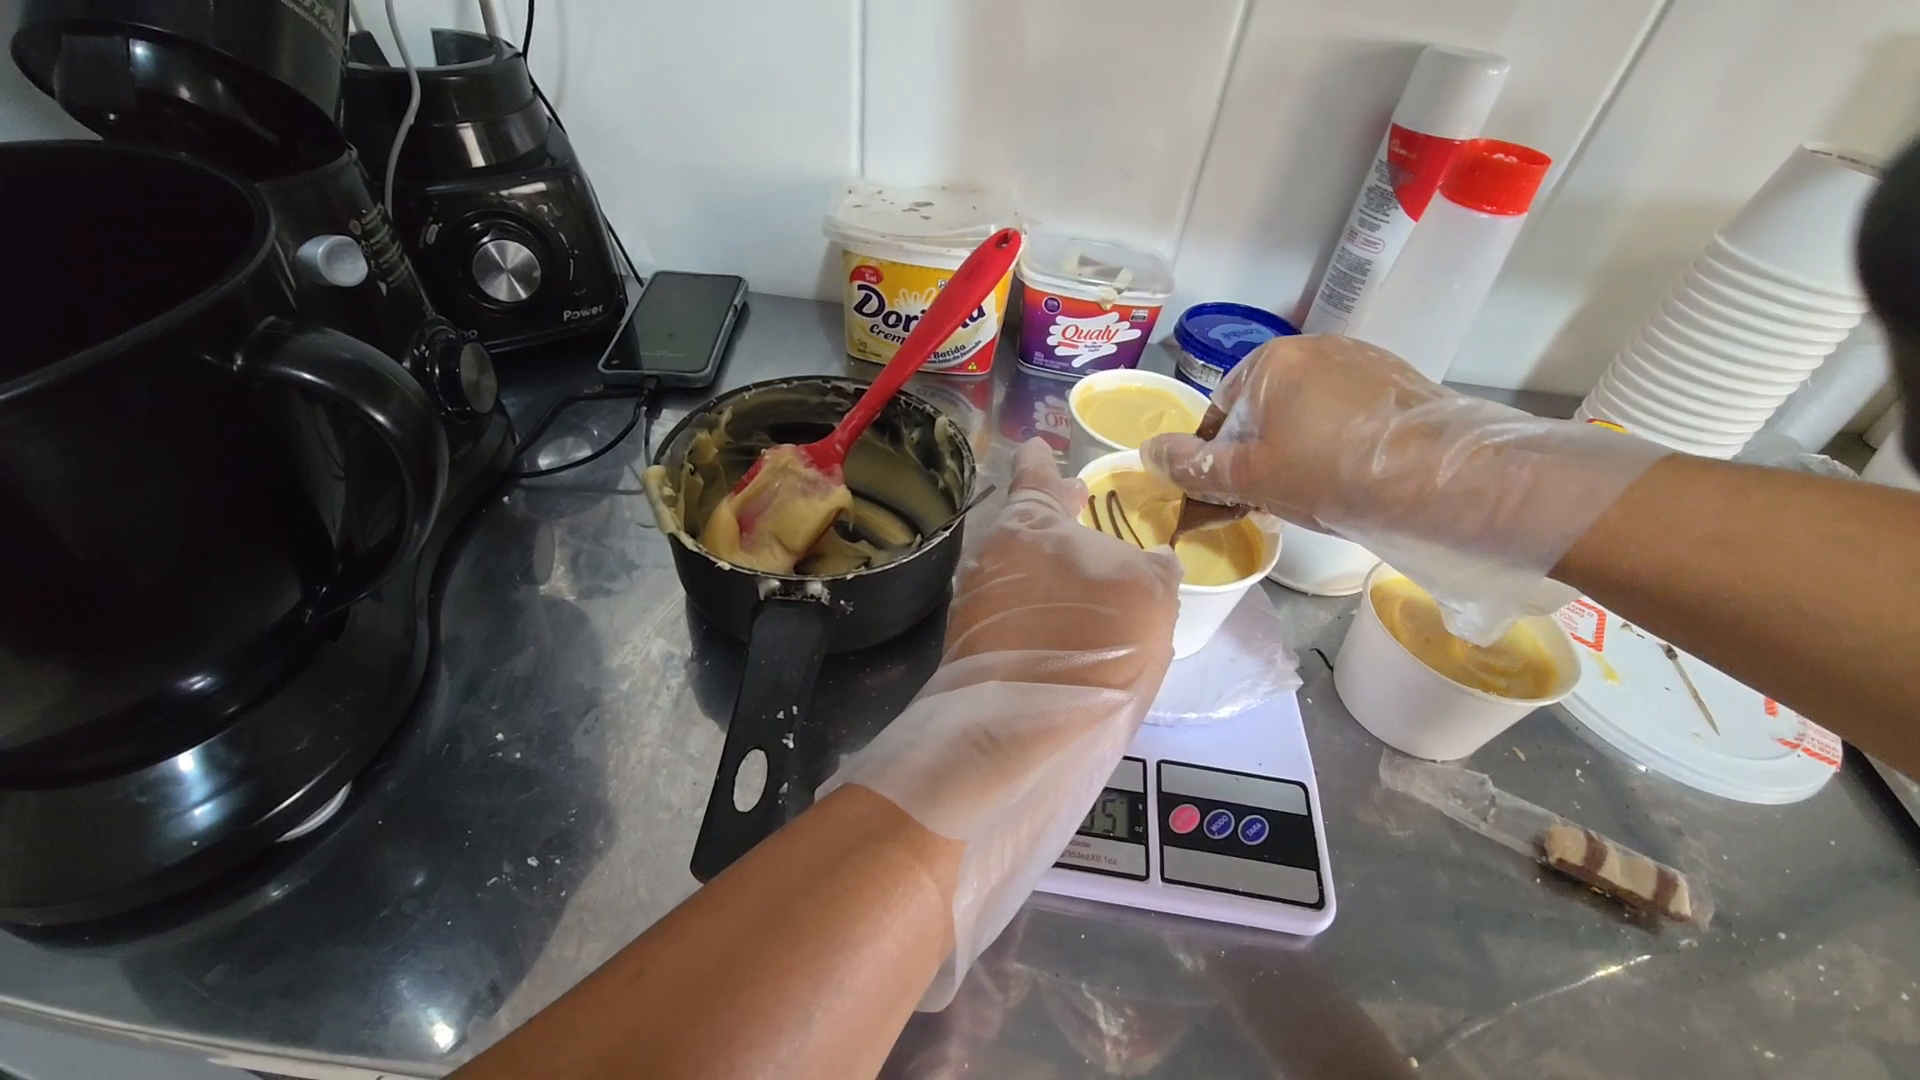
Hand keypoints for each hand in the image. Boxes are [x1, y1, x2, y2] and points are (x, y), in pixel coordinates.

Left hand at [822, 439, 1180, 1007]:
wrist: (1022, 731)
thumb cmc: (1094, 643)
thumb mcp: (1150, 596)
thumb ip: (1151, 566)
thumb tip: (1151, 559)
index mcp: (1029, 523)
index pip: (1032, 472)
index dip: (1041, 460)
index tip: (1041, 449)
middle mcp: (991, 553)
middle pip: (1021, 521)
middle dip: (1049, 516)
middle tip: (1076, 508)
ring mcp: (974, 602)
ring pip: (1013, 567)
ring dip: (1042, 563)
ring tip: (1077, 573)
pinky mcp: (971, 646)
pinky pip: (1008, 607)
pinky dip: (1032, 603)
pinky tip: (1058, 623)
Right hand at [1142, 335, 1668, 642]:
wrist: (1452, 479)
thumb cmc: (1334, 474)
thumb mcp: (1250, 478)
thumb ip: (1193, 465)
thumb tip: (1146, 452)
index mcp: (1269, 362)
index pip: (1218, 414)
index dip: (1216, 460)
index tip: (1231, 497)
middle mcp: (1313, 347)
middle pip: (1262, 411)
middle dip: (1259, 454)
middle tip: (1276, 498)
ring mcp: (1362, 360)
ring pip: (1304, 414)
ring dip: (1297, 450)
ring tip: (1319, 493)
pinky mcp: (1399, 382)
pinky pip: (1345, 414)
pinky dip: (1337, 443)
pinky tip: (1354, 477)